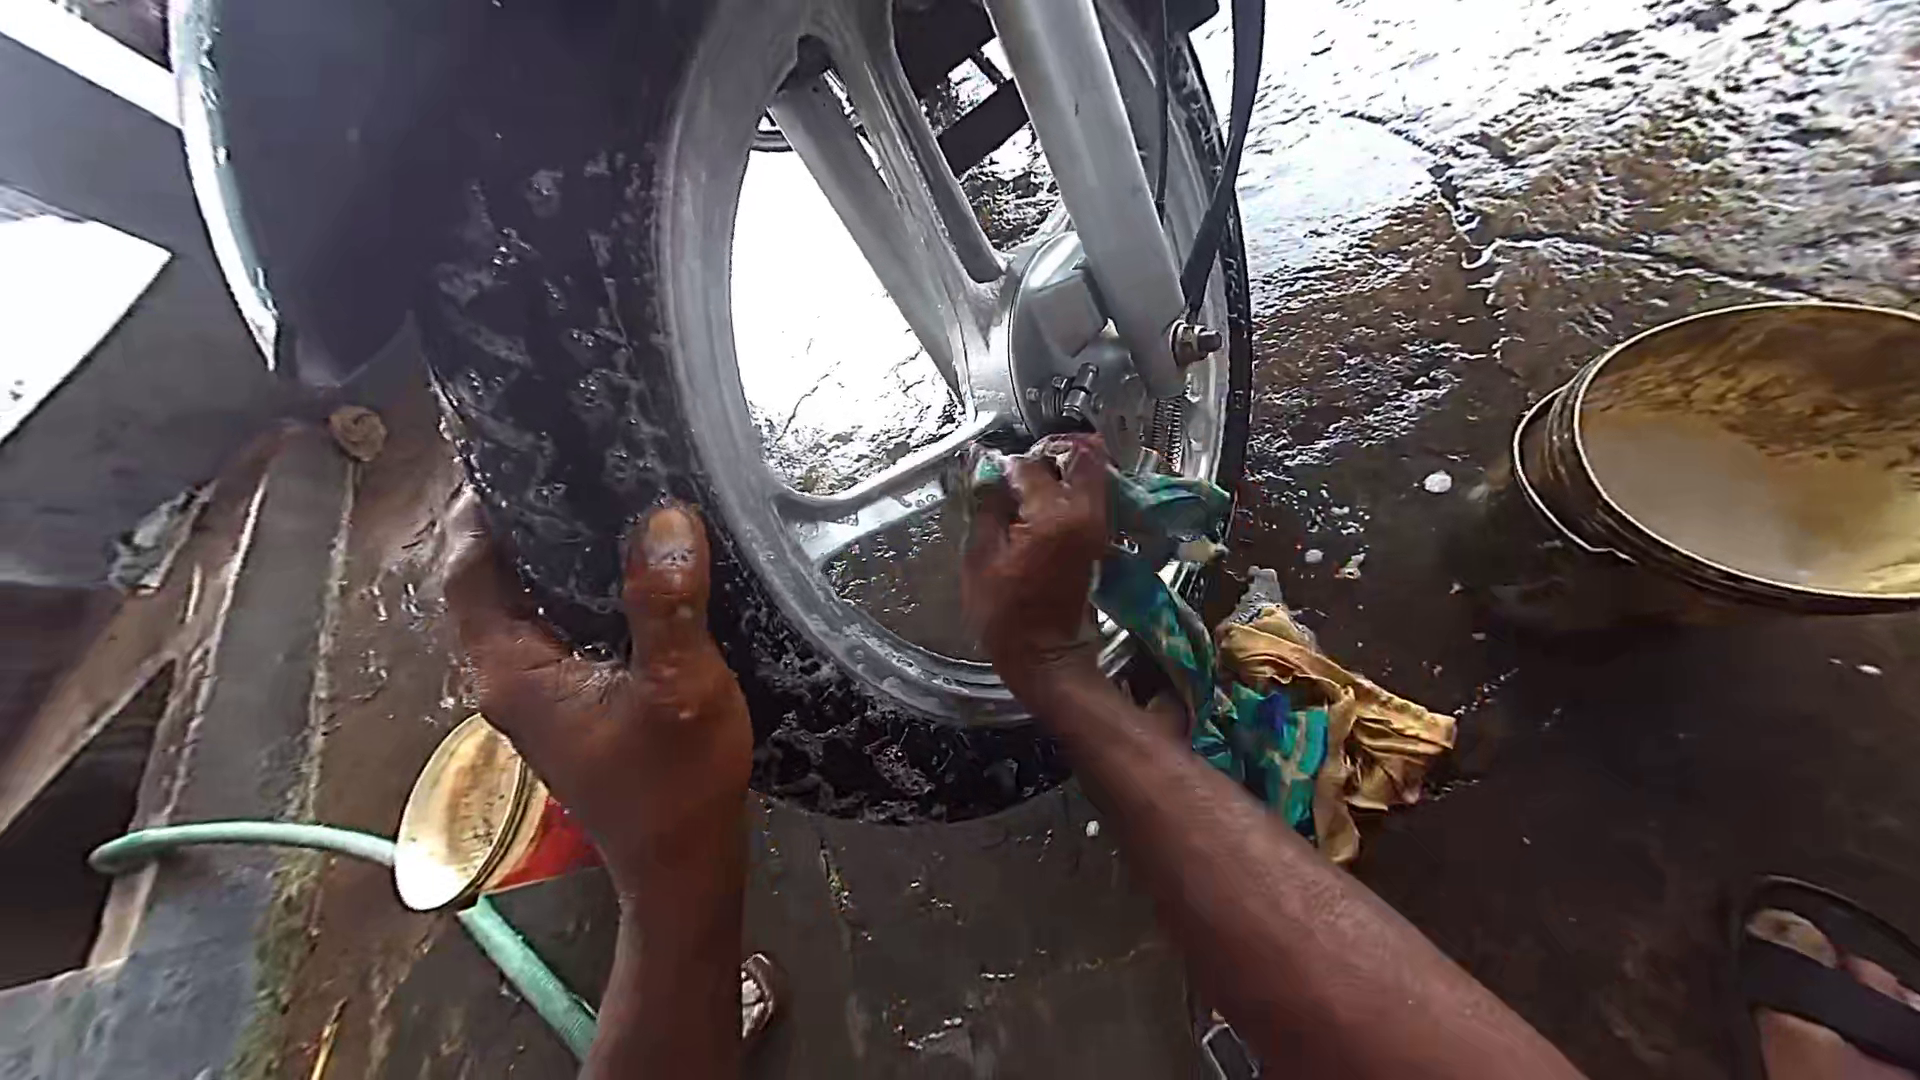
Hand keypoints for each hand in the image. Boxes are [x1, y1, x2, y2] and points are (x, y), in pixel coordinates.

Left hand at [443, 493, 751, 898]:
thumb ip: (666, 603)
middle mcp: (516, 676)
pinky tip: (640, 569)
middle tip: (579, 468)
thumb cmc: (677, 780)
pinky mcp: (584, 697)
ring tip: (612, 504)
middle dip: (528, 524)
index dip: (485, 512)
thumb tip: (664, 516)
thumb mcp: (679, 686)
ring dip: (564, 555)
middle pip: (499, 583)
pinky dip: (592, 587)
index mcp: (514, 669)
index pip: (468, 573)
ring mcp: (549, 691)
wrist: (686, 858)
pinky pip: (574, 624)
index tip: (522, 456)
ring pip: (539, 604)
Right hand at [962, 433, 1110, 687]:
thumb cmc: (1005, 612)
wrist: (1045, 654)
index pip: (1030, 465)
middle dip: (1050, 452)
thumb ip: (986, 508)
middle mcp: (1086, 513)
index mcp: (1054, 515)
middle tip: (1021, 467)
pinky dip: (1073, 488)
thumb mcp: (980, 557)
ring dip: (1064, 467)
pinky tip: (1045, 501)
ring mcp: (1099, 526)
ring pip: (1092, 473)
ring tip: (1031, 482)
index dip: (1005, 467)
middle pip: (1082, 455)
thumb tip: (990, 477)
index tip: (990, 476)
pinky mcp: (1100, 539)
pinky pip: (1092, 495)